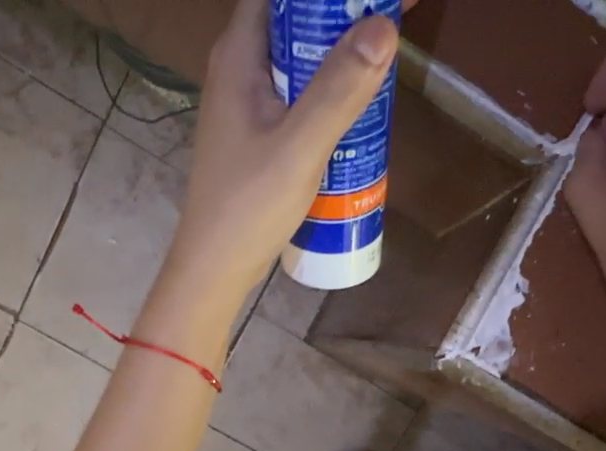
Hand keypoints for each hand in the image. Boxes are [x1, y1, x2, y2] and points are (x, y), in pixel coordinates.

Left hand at [157, 0, 399, 303]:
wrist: (215, 267)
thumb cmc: (249, 208)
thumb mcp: (300, 147)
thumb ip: (339, 88)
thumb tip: (383, 27)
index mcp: (239, 56)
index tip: (373, 2)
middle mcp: (237, 69)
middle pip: (294, 22)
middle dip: (342, 22)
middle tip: (391, 28)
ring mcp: (245, 104)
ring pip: (298, 61)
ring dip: (338, 60)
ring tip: (383, 67)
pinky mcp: (255, 135)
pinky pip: (296, 97)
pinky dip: (327, 95)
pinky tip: (357, 113)